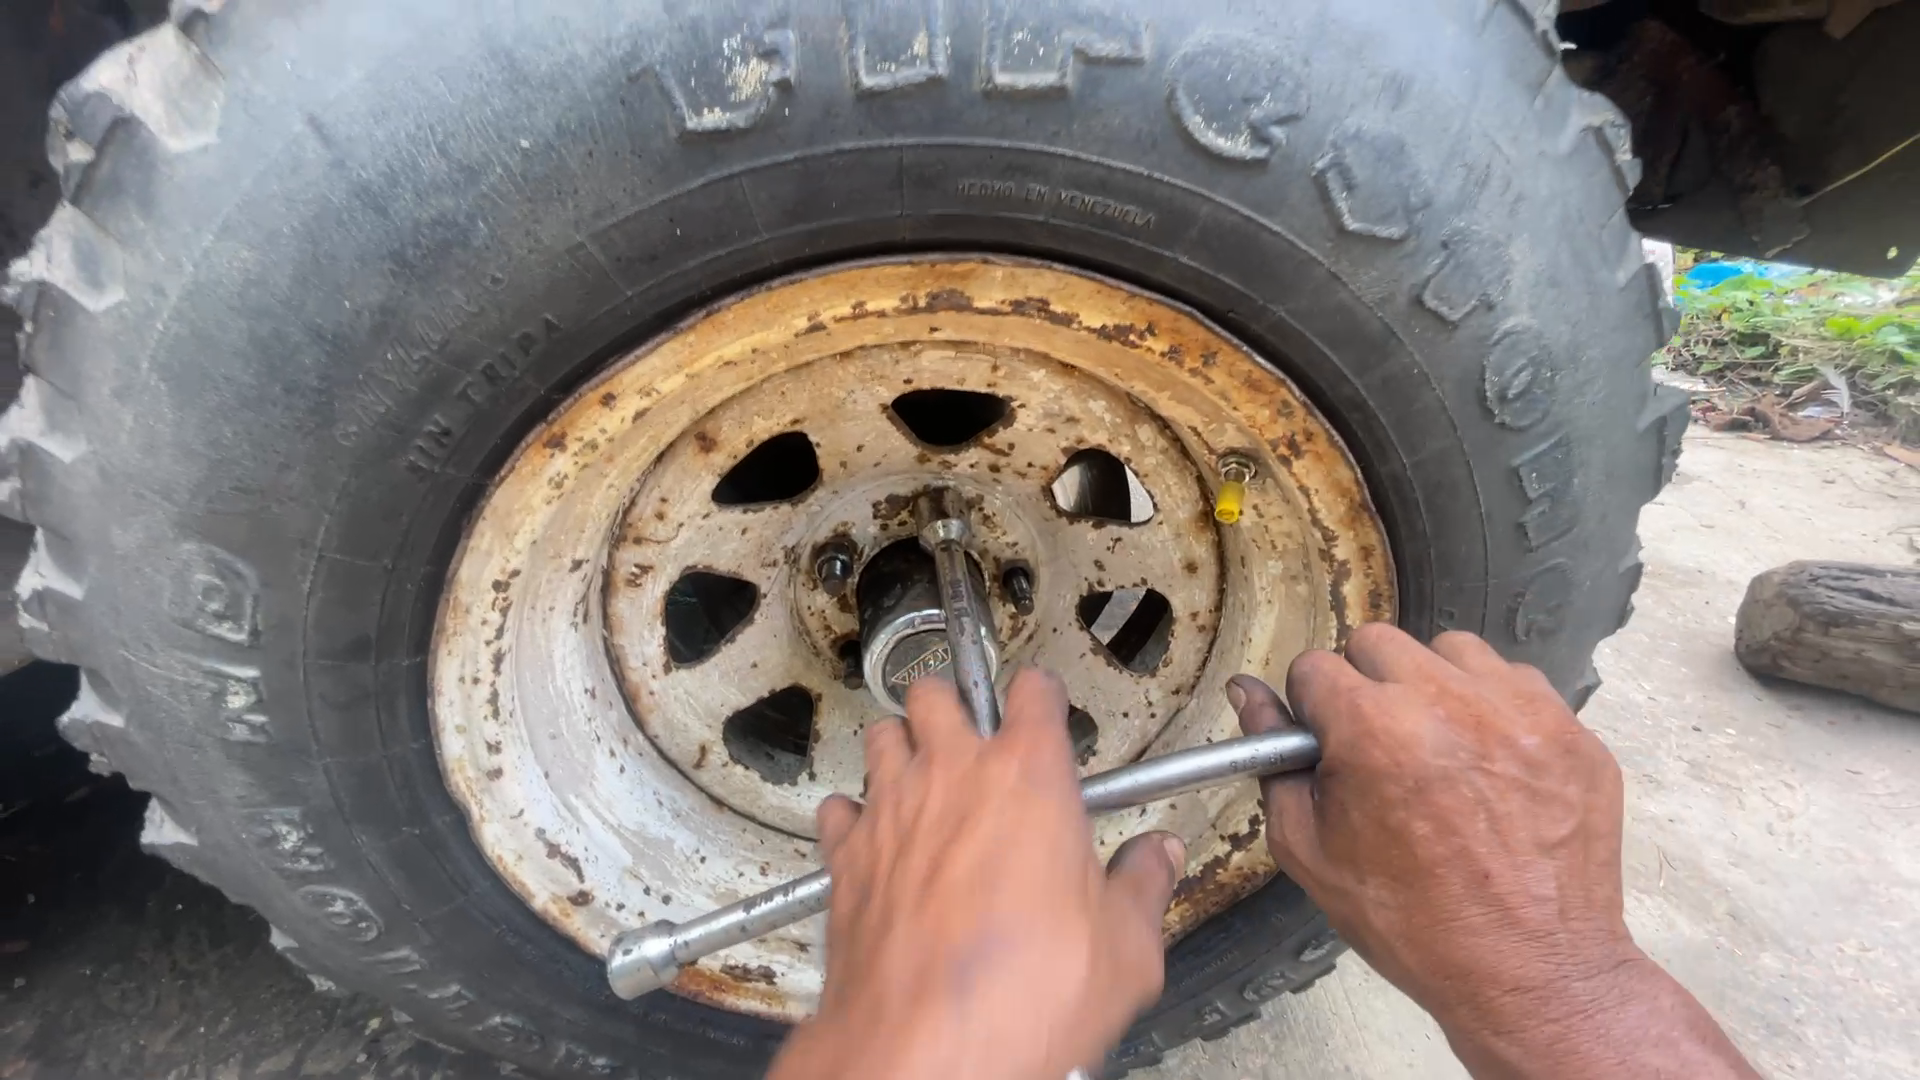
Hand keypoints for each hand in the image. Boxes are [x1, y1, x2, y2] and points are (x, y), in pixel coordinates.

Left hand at [769, 669, 1185, 1079]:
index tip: (1043, 704)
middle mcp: (953, 772)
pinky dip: (854, 814)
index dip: (1041, 693)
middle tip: (968, 734)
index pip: (1033, 690)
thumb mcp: (1124, 949)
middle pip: (936, 692)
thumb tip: (1161, 857)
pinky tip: (874, 837)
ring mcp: (893, 806)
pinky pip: (840, 807)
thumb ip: (1144, 886)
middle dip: (951, 704)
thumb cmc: (1023, 993)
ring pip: (882, 734)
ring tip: (920, 776)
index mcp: (1028, 776)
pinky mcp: (848, 851)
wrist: (925, 1050)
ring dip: (901, 747)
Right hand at [1231, 624, 1757, 1078]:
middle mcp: (1444, 704)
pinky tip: (1485, 753)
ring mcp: (1518, 713)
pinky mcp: (1571, 731)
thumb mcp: (1305, 844)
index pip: (1314, 666)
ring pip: (1446, 648)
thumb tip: (1244, 691)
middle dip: (1362, 682)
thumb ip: (1271, 757)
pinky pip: (1512, 677)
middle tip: (1375, 739)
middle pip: (1376, 641)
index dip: (1310, 706)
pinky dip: (1487, 701)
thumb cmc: (1404, 915)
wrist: (1532, 975)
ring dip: (1426, 682)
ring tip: (1433, 739)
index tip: (1326, 742)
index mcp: (1371, 730)